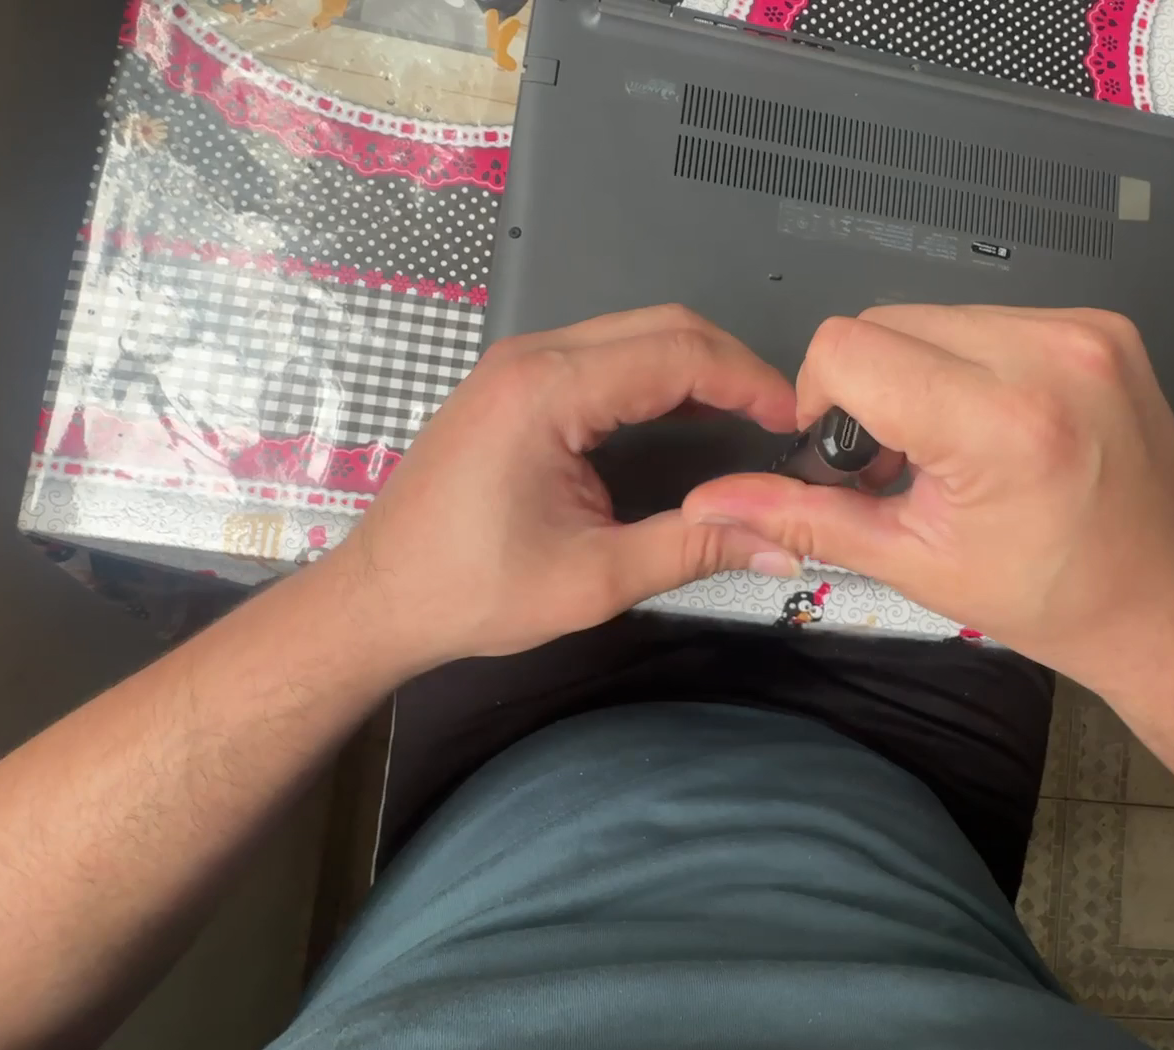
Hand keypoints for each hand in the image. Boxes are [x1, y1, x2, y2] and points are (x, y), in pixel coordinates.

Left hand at [327, 305, 799, 669]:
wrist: (380, 599)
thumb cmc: (470, 591)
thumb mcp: (595, 579)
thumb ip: (692, 548)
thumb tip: (777, 543)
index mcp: (548, 391)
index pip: (677, 354)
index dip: (749, 381)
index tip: (793, 419)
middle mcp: (532, 358)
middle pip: (661, 327)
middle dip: (731, 365)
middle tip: (778, 417)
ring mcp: (518, 366)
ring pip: (634, 335)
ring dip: (697, 367)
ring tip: (746, 416)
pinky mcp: (514, 385)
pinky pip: (604, 358)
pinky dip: (657, 378)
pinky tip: (686, 415)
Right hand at [682, 305, 1173, 689]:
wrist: (1161, 602)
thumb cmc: (1049, 597)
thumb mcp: (910, 563)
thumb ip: (802, 518)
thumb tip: (717, 505)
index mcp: (1000, 424)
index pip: (849, 348)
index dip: (819, 396)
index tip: (841, 446)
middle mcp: (1050, 355)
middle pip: (884, 322)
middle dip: (865, 387)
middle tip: (896, 458)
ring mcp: (1084, 330)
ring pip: (931, 315)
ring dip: (912, 373)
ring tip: (942, 444)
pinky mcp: (1099, 324)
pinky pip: (984, 318)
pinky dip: (960, 362)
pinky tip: (981, 422)